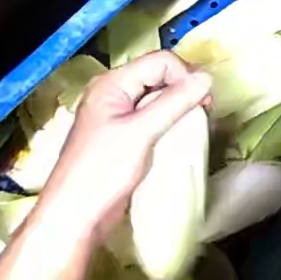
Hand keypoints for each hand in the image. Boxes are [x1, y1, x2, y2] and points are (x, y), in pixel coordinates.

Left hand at [28, 51, 211, 250]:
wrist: (73, 217)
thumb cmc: (103, 172)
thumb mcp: (142, 133)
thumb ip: (174, 103)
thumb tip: (207, 79)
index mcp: (112, 83)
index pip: (159, 61)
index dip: (185, 76)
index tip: (205, 103)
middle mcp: (112, 91)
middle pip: (157, 75)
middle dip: (183, 89)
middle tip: (204, 113)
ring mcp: (115, 112)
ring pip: (155, 96)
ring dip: (177, 106)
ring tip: (195, 125)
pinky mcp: (120, 133)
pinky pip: (149, 115)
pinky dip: (167, 120)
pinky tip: (178, 136)